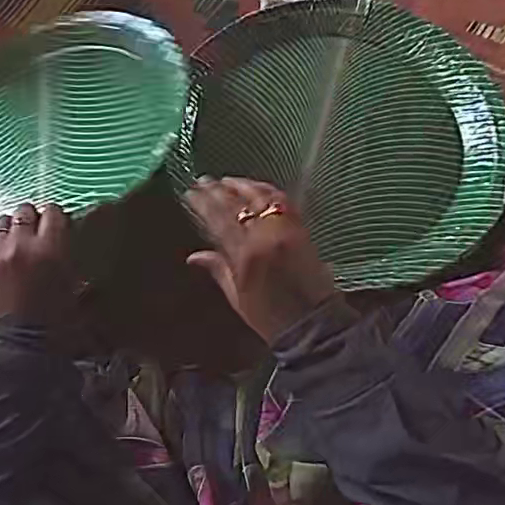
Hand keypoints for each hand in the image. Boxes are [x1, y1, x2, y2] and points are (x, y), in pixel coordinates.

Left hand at [0, 203, 75, 323]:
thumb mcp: (72, 278)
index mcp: (50, 248)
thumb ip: (65, 249)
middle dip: (32, 218)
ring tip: (17, 240)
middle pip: (25, 211)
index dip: (56, 216)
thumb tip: (62, 229)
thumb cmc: (55, 313)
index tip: (57, 222)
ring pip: (2, 221)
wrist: (22, 340)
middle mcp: (21, 244)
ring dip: (12, 227)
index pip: (52, 211)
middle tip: (37, 230)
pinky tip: (3, 252)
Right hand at [184, 178, 336, 343]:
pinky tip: (255, 188)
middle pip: (238, 204)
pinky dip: (267, 191)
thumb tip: (194, 255)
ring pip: (261, 197)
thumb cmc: (270, 316)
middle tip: (204, 181)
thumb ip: (218, 270)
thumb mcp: (238, 297)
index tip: (191, 192)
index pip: (219, 220)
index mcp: (246, 255)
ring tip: (227, 181)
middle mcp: (265, 236)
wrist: (312, 323)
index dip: (204, 203)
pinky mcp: (301, 228)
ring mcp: (286, 229)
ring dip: (242, 186)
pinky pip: (282, 201)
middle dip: (219, 190)